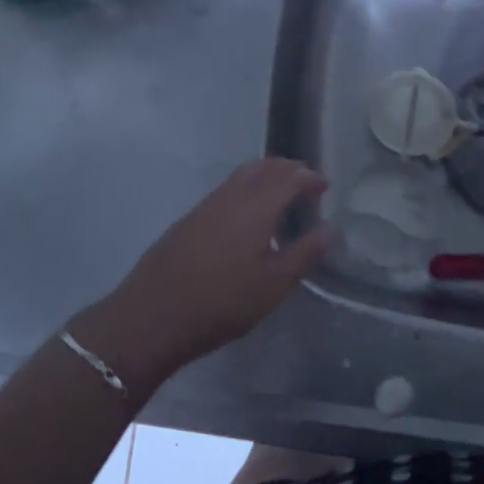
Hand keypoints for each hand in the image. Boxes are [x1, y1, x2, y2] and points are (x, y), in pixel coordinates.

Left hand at [74, 160, 330, 392]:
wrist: (154, 315)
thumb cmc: (222, 302)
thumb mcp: (273, 285)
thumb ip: (304, 253)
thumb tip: (330, 227)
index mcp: (256, 206)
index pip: (288, 177)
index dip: (308, 177)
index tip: (324, 184)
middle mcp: (231, 196)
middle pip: (262, 168)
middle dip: (286, 169)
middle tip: (305, 180)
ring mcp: (205, 206)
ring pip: (241, 176)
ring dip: (264, 175)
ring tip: (279, 193)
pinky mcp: (188, 220)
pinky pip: (225, 190)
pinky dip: (245, 189)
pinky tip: (247, 216)